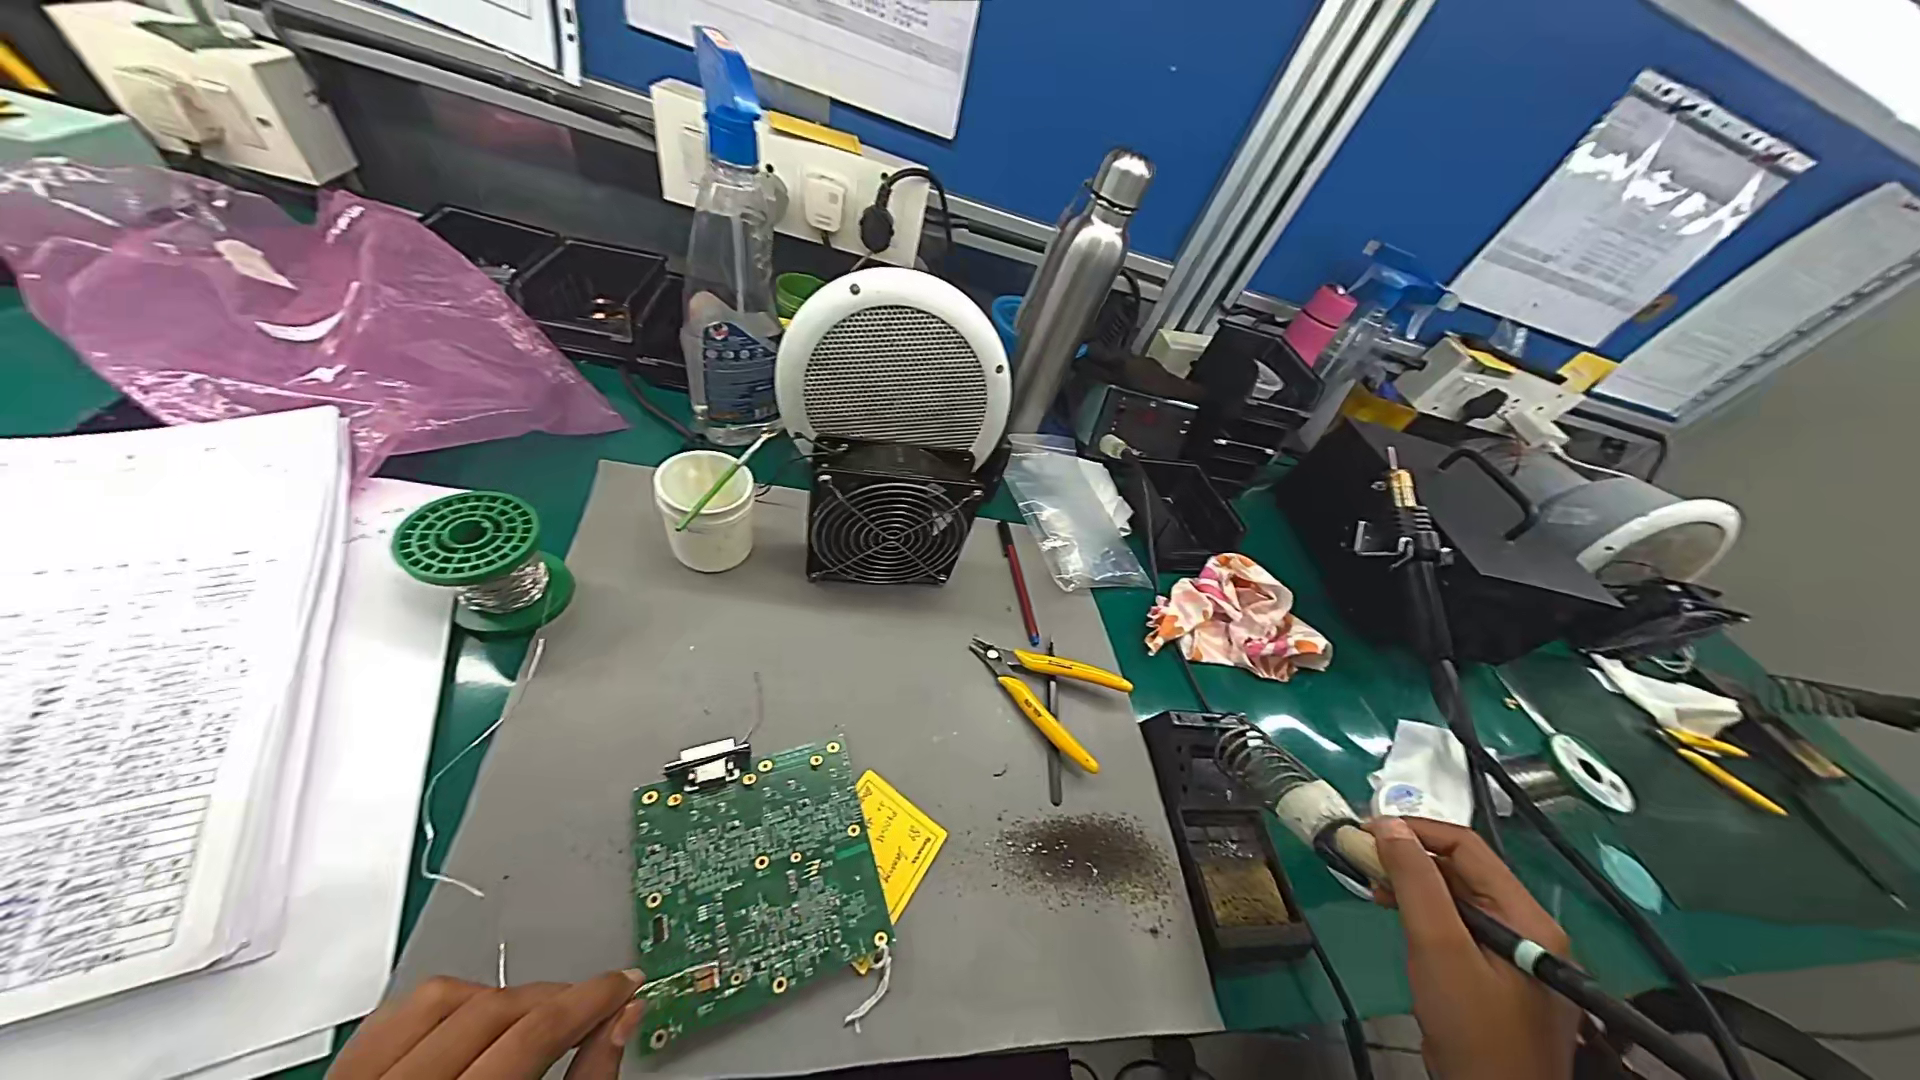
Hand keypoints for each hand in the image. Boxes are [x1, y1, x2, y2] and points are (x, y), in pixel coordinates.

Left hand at [328, 969, 646, 1079]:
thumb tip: (621, 1021)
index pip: (533, 1037)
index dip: (591, 1001)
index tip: (621, 986)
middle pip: (494, 1013)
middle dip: (556, 998)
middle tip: (592, 1005)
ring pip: (440, 1001)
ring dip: (499, 998)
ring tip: (530, 1018)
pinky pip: (393, 1020)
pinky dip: (443, 1007)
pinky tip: (471, 1024)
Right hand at [1366, 817, 1578, 1079]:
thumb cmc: (1470, 1024)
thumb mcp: (1437, 945)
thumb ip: (1414, 880)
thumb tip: (1389, 825)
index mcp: (1525, 916)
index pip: (1466, 847)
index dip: (1414, 830)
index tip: (1366, 831)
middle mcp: (1525, 926)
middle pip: (1461, 868)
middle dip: (1408, 855)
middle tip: (1364, 857)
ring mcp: (1511, 951)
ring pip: (1454, 893)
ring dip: (1410, 881)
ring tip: (1374, 884)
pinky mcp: (1493, 970)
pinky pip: (1454, 920)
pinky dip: (1420, 907)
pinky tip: (1395, 912)